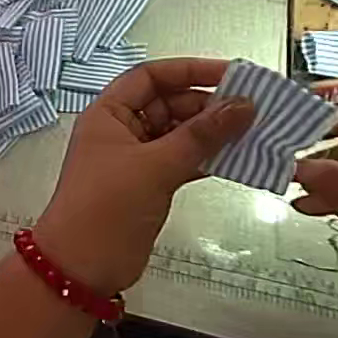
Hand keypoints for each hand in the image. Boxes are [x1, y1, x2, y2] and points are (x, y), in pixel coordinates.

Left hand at [33, 58, 254, 295]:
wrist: (82, 267)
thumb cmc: (107, 206)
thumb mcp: (155, 165)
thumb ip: (201, 135)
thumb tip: (243, 105)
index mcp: (109, 113)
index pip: (151, 76)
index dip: (190, 71)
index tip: (232, 75)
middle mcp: (121, 129)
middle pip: (169, 103)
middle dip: (209, 105)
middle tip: (254, 111)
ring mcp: (135, 158)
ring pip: (179, 133)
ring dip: (213, 133)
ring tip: (255, 133)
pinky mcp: (149, 183)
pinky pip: (182, 160)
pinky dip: (207, 159)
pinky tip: (239, 159)